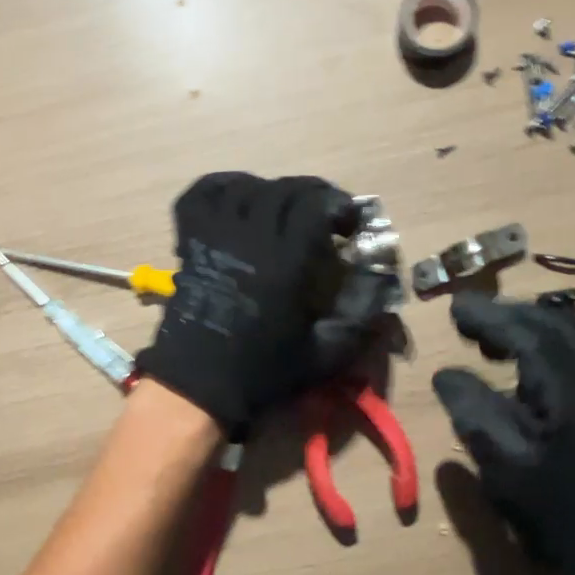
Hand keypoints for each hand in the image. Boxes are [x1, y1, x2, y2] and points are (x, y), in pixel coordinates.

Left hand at [136, 173, 394, 438]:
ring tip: (282, 211)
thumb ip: (359, 316)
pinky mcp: (190, 244)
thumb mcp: (324, 354)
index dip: (338, 206)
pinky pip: (200, 195)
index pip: (314, 205)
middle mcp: (250, 240)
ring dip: (270, 191)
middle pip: (283, 190)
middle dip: (311, 196)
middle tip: (322, 216)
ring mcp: (215, 238)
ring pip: (245, 187)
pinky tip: (237, 203)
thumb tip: (383, 280)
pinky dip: (220, 188)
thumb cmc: (263, 373)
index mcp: (285, 263)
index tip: (348, 224)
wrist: (199, 387)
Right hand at [431, 292, 574, 574]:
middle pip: (558, 323)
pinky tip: (538, 368)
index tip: (454, 310)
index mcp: (573, 387)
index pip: (527, 331)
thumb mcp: (502, 465)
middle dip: (512, 317)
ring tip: (498, 344)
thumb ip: (472, 410)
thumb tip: (448, 374)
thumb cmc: (554, 513)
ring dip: (537, 329)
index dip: (488, 317)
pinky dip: (560, 346)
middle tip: (471, 325)